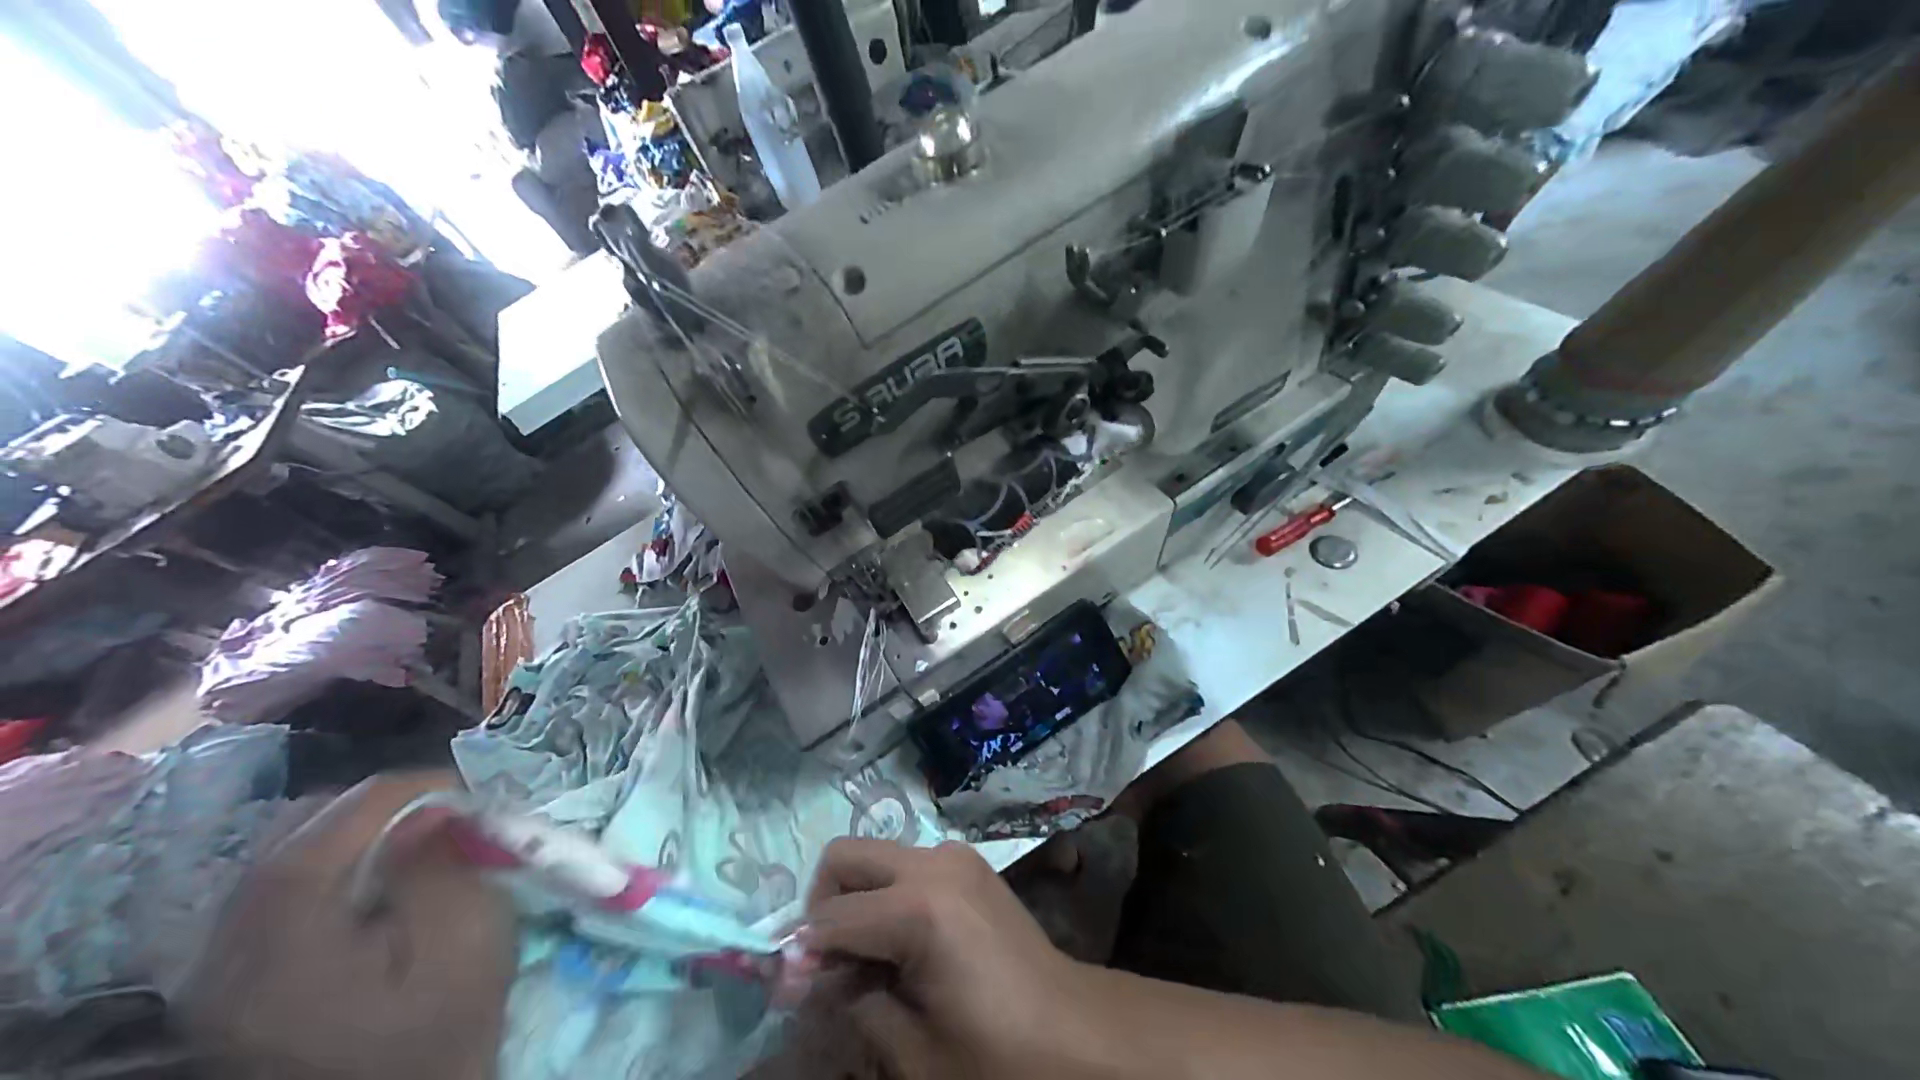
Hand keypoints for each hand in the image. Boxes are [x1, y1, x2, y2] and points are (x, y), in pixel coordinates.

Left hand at [178, 772, 514, 1079]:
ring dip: (358, 833)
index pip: (343, 814)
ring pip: (284, 851)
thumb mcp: (469, 943)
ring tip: (416, 849)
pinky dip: (333, 866)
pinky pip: (275, 888)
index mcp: (283, 938)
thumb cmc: (438, 1035)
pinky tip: (375, 888)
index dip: (418, 786)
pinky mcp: (222, 981)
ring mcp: (211, 967)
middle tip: (447, 819)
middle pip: (301, 825)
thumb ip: (445, 866)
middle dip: (385, 806)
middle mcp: (222, 947)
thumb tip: (433, 808)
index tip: (473, 795)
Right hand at [801, 838, 1094, 1079]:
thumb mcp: (911, 1050)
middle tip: (825, 964)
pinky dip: (887, 895)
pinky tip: (900, 944)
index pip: (829, 919)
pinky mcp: (968, 863)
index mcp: (919, 909)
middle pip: (845, 858)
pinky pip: (907, 865)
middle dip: (821, 906)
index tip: (787, 994)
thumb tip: (807, 975)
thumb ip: (850, 1002)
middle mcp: (933, 863)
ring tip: (864, 959)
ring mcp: (954, 856)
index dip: (799, 958)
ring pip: (875, 856)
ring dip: (856, 899)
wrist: (1074, 1032)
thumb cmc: (996, 1056)